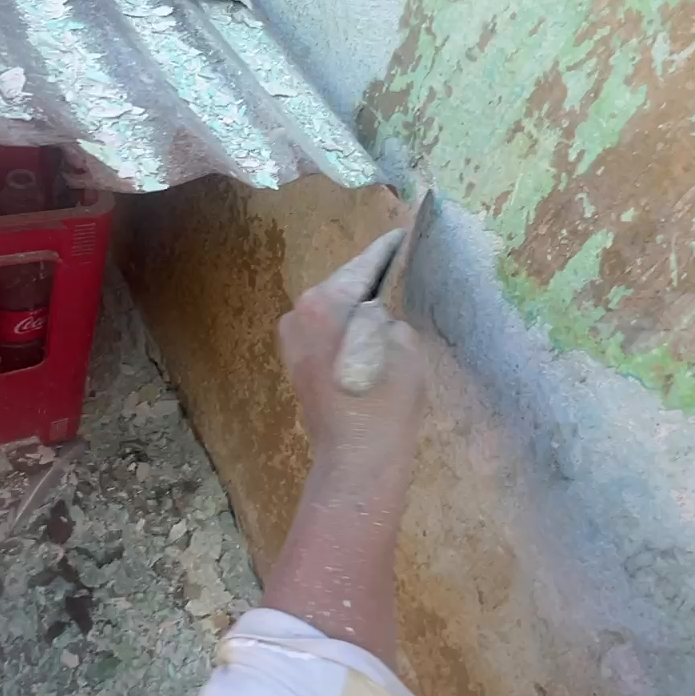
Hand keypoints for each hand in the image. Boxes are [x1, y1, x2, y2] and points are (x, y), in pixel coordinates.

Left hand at [278, 229, 428, 476]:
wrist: (356, 460)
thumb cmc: (386, 402)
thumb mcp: (403, 344)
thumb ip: (387, 313)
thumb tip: (372, 310)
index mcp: (324, 303)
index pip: (362, 266)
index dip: (386, 251)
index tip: (401, 236)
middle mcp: (299, 313)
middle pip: (342, 285)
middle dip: (369, 281)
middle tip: (400, 269)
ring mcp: (291, 338)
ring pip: (331, 309)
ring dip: (354, 306)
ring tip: (388, 302)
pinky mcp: (294, 360)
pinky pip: (323, 331)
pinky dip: (343, 327)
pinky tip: (367, 333)